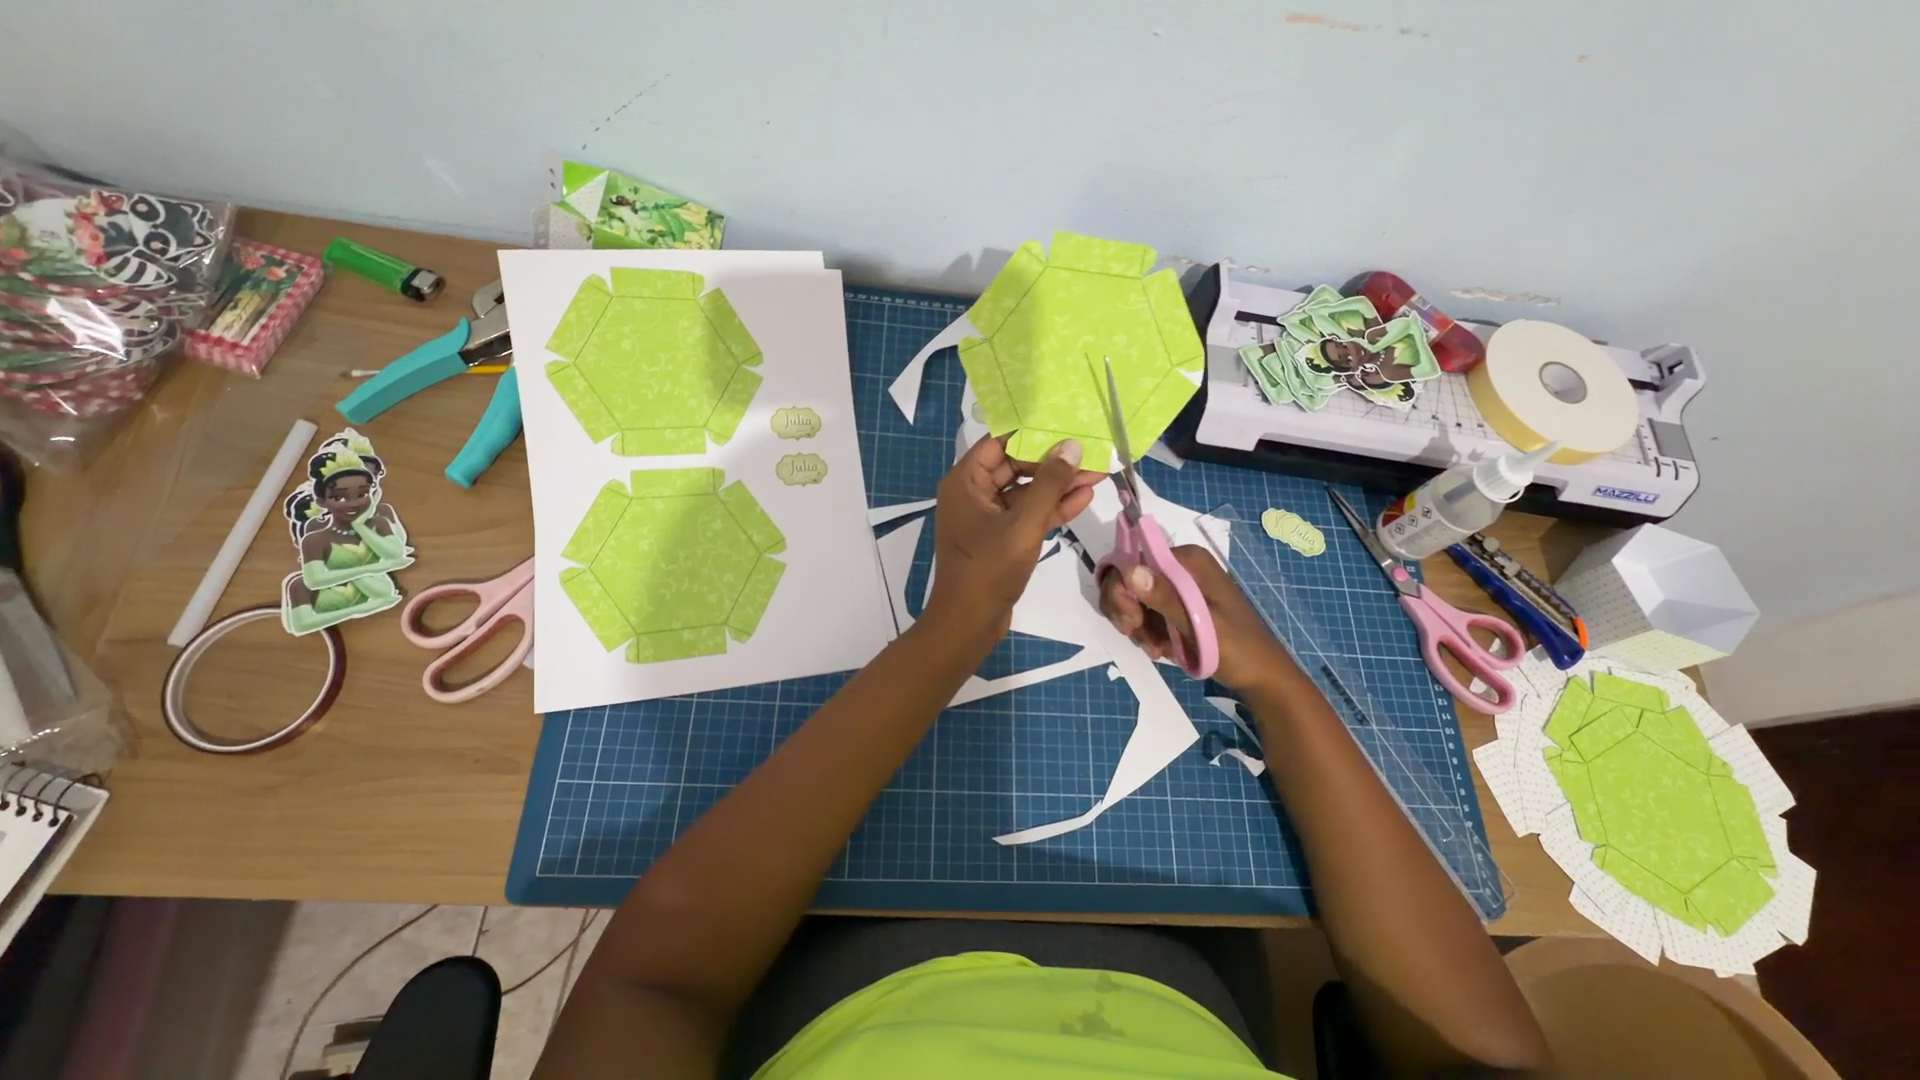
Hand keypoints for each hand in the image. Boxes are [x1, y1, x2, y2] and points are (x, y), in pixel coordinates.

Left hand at [926, 435, 1101, 636]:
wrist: (970, 622)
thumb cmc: (989, 568)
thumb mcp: (1024, 523)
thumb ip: (1050, 484)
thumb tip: (1071, 446)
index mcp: (965, 481)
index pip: (999, 442)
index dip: (1032, 432)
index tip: (1065, 423)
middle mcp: (972, 493)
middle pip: (1016, 465)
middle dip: (1053, 461)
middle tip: (1090, 451)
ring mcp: (987, 516)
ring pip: (1027, 491)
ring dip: (1059, 484)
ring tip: (1098, 472)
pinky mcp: (1001, 537)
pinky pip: (1028, 513)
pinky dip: (1052, 507)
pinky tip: (1084, 497)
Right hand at [1098, 544, 1298, 693]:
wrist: (1259, 675)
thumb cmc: (1237, 648)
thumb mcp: (1200, 625)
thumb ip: (1165, 598)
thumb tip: (1130, 569)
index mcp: (1189, 561)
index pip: (1134, 561)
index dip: (1121, 590)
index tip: (1130, 622)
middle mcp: (1180, 567)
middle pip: (1127, 578)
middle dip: (1125, 609)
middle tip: (1135, 635)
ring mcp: (1177, 587)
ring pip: (1131, 599)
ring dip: (1137, 627)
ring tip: (1156, 649)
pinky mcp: (1175, 606)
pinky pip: (1144, 613)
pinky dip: (1145, 632)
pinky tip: (1160, 649)